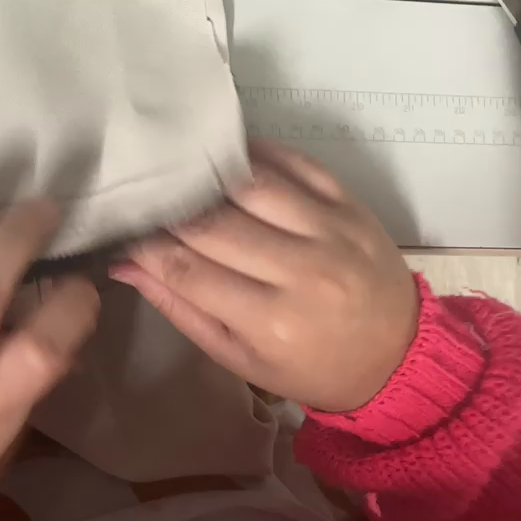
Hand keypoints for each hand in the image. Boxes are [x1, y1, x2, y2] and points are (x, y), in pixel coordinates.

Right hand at [110, 140, 418, 412]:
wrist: (399, 357)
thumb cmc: (309, 367)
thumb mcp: (238, 357)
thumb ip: (180, 308)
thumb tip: (123, 265)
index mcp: (271, 321)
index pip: (186, 269)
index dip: (145, 246)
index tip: (121, 230)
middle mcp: (302, 271)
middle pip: (212, 223)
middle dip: (167, 209)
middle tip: (141, 198)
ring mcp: (331, 230)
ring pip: (250, 184)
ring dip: (206, 174)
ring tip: (177, 171)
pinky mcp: (351, 204)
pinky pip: (297, 162)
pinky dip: (256, 152)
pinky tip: (226, 153)